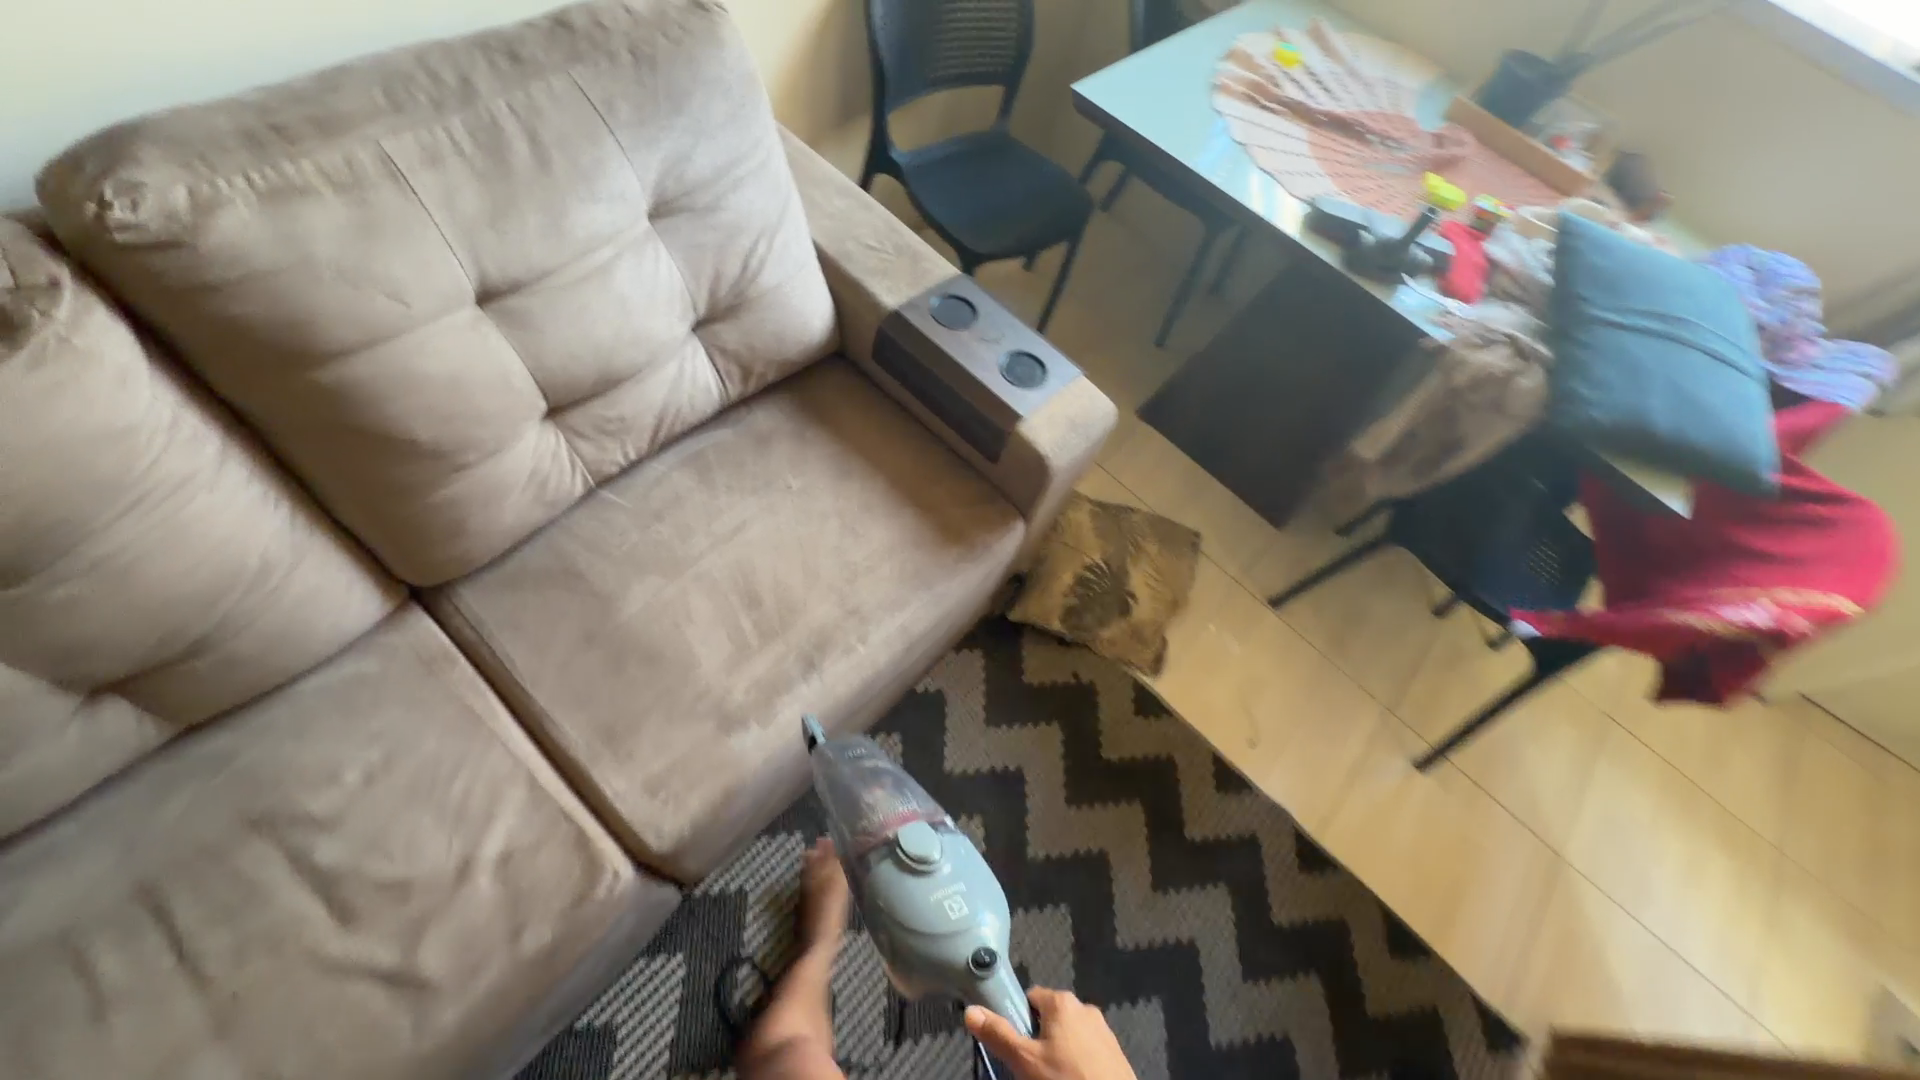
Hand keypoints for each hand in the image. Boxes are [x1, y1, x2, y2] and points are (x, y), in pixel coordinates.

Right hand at [965, 987, 1138, 1079]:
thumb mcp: (1026, 1060)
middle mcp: (1084, 1007)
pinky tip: (1072, 1079)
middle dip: (1039, 1039)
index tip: (1017, 1046)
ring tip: (1053, 1077)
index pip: (1030, 998)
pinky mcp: (1115, 1052)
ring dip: (1059, 1051)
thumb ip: (998, 1034)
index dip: (1019, 1020)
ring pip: (1069, 1035)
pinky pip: (1087, 1050)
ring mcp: (1103, 1030)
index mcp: (1062, 1002)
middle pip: (1049, 1017)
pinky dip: (1078, 1062)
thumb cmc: (1066, 1079)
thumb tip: (970, 1010)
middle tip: (1032, 1068)